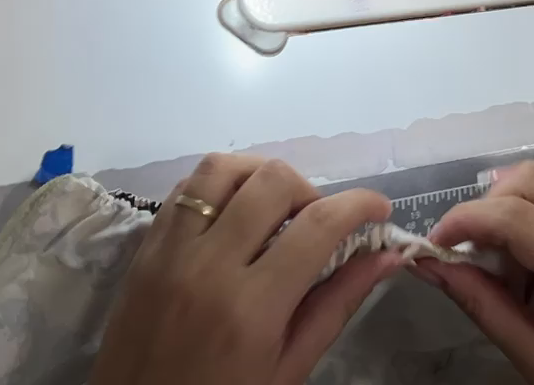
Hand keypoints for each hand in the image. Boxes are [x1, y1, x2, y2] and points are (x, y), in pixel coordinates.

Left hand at [90, 154, 401, 384]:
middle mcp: (209, 267)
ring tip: (276, 206)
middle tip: (318, 222)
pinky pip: (187, 186)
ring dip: (261, 175)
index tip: (379, 208)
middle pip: (273, 181)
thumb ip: (337, 304)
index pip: (318, 226)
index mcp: (251, 309)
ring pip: (224, 168)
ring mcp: (171, 251)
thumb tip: (386, 255)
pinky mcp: (146, 246)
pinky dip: (221, 184)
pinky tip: (235, 210)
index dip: (359, 205)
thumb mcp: (288, 369)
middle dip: (311, 190)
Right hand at [411, 159, 533, 384]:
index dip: (467, 220)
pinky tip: (528, 235)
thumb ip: (480, 304)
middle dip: (490, 202)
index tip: (436, 243)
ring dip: (515, 192)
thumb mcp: (533, 357)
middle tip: (469, 245)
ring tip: (498, 240)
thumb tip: (428, 264)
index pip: (516, 218)